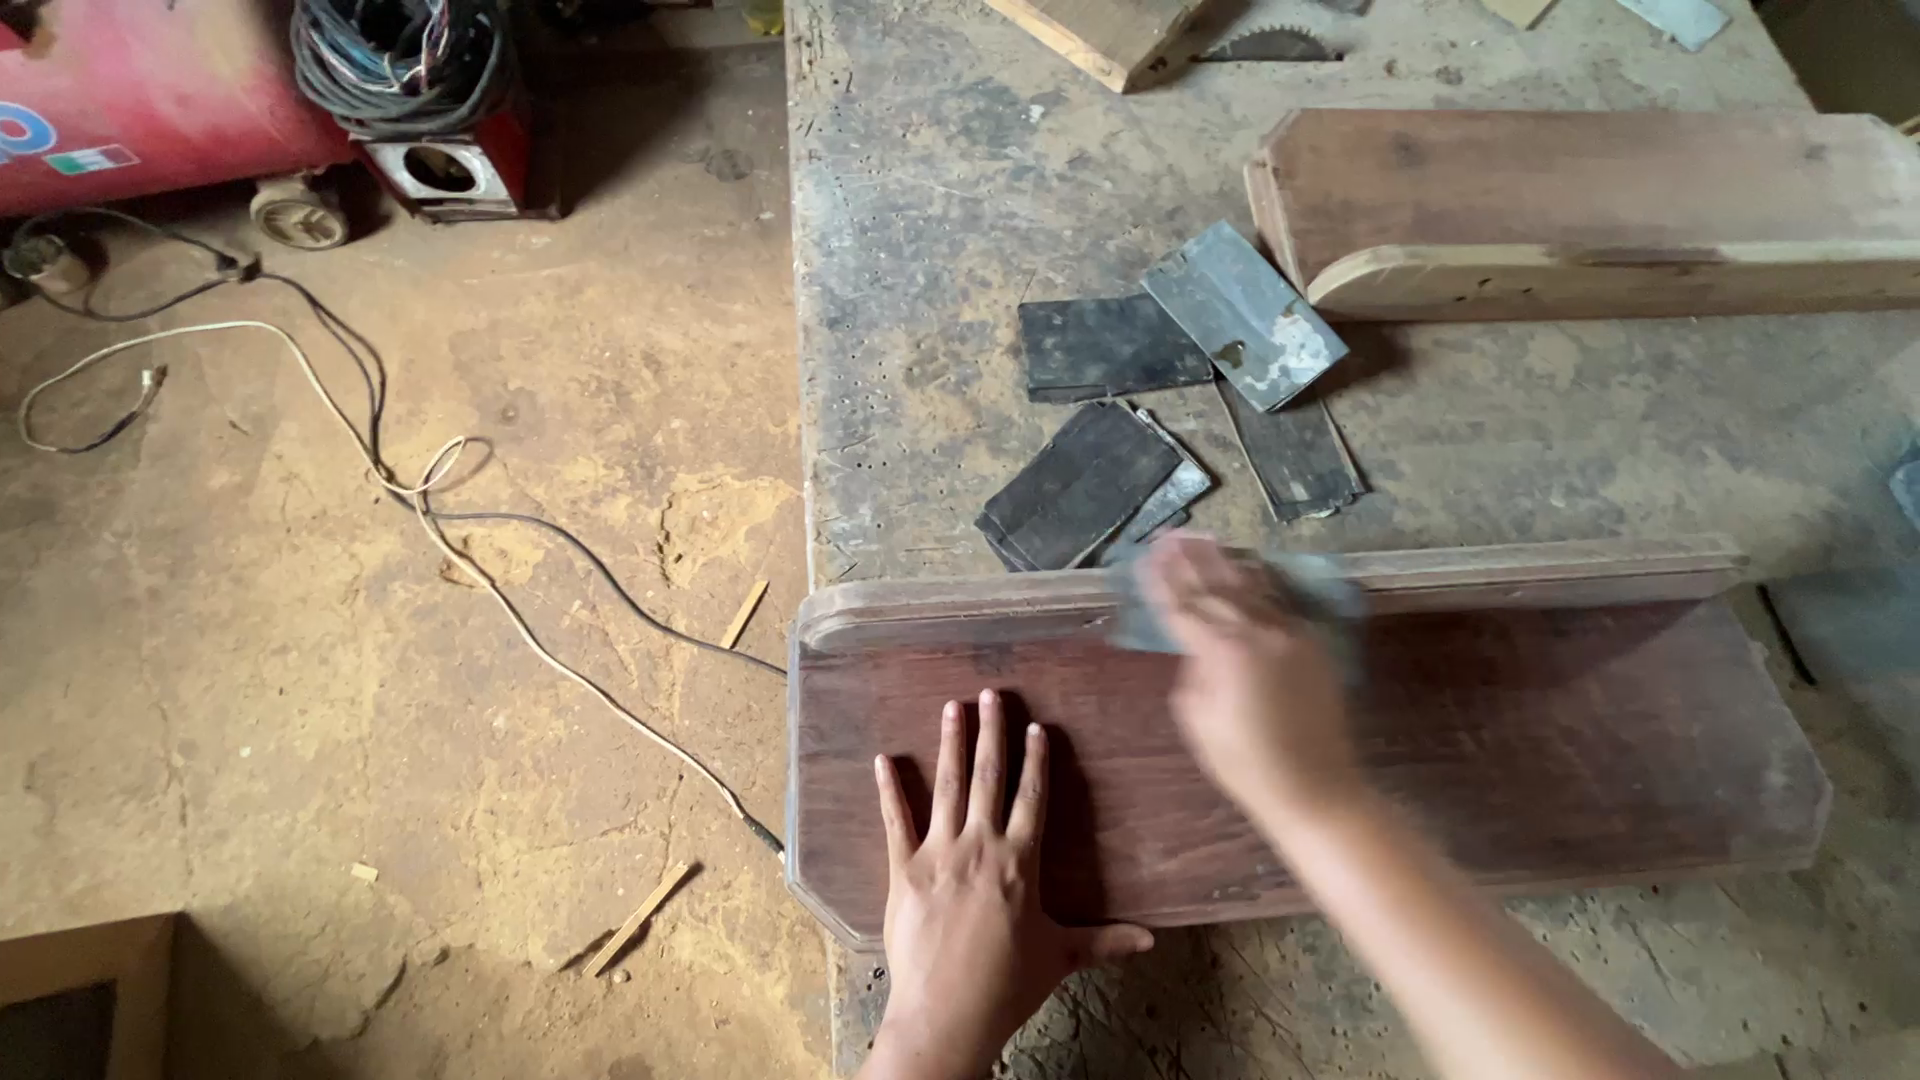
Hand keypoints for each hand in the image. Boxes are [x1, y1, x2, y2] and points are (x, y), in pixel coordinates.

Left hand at [863, 689, 1153, 1079]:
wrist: (947, 1015)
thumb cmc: (1007, 986)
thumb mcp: (1059, 957)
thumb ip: (1104, 941)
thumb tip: (1151, 940)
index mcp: (1019, 861)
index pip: (1032, 797)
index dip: (1035, 759)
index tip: (1036, 726)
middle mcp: (980, 844)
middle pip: (989, 777)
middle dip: (992, 732)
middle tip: (991, 694)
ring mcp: (938, 852)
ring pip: (947, 786)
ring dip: (950, 744)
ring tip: (951, 707)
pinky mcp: (903, 868)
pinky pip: (895, 820)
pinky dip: (888, 789)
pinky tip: (883, 758)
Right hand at [1140, 532, 1361, 818]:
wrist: (1316, 787)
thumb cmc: (1243, 762)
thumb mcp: (1196, 718)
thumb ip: (1193, 670)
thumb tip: (1198, 646)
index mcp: (1221, 652)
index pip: (1182, 605)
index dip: (1162, 579)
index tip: (1147, 554)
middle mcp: (1256, 632)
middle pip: (1215, 586)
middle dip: (1190, 559)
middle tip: (1170, 535)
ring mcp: (1289, 634)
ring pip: (1250, 586)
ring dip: (1224, 562)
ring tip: (1204, 538)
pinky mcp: (1313, 643)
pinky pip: (1278, 603)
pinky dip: (1257, 583)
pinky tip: (1246, 568)